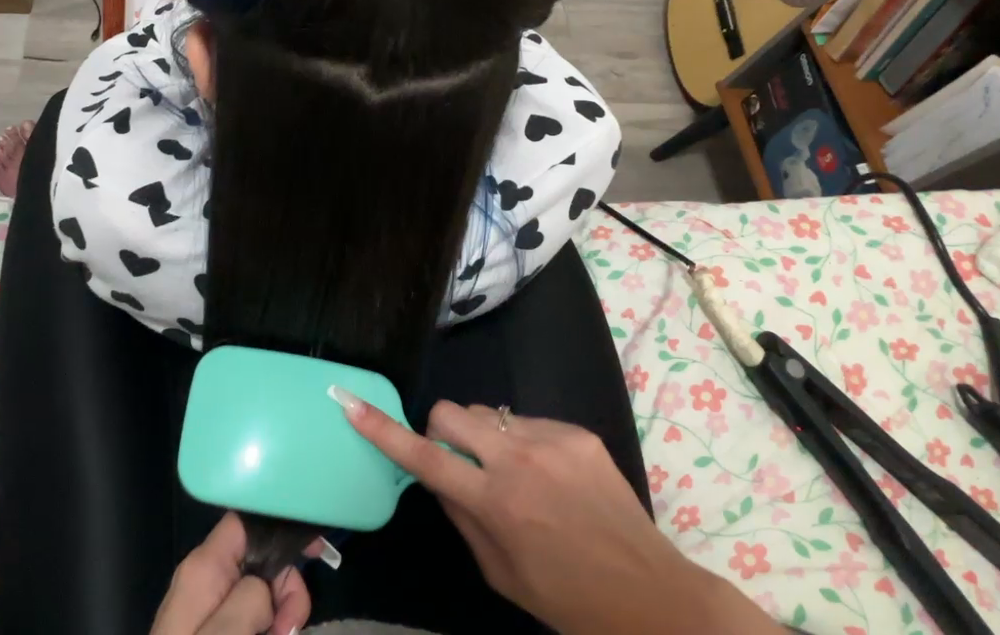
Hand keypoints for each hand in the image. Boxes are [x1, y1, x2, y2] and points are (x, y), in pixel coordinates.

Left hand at [150, 512, 311, 634]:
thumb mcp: (223, 634)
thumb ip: (249, 597)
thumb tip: (265, 586)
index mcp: (203, 569)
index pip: (243, 523)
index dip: (279, 528)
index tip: (313, 554)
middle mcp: (206, 582)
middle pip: (261, 563)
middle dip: (286, 593)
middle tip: (289, 628)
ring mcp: (210, 612)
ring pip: (262, 598)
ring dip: (280, 620)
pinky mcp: (218, 633)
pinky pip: (252, 622)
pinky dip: (267, 631)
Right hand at [335, 394, 778, 634]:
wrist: (651, 593)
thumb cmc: (565, 597)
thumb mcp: (500, 572)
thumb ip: (461, 516)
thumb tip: (437, 475)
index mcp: (494, 502)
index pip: (423, 456)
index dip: (381, 428)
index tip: (348, 401)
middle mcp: (518, 460)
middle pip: (452, 412)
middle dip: (443, 431)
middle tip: (460, 462)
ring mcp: (552, 440)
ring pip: (489, 412)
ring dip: (485, 436)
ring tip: (514, 475)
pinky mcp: (578, 433)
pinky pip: (527, 420)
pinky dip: (522, 442)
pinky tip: (550, 477)